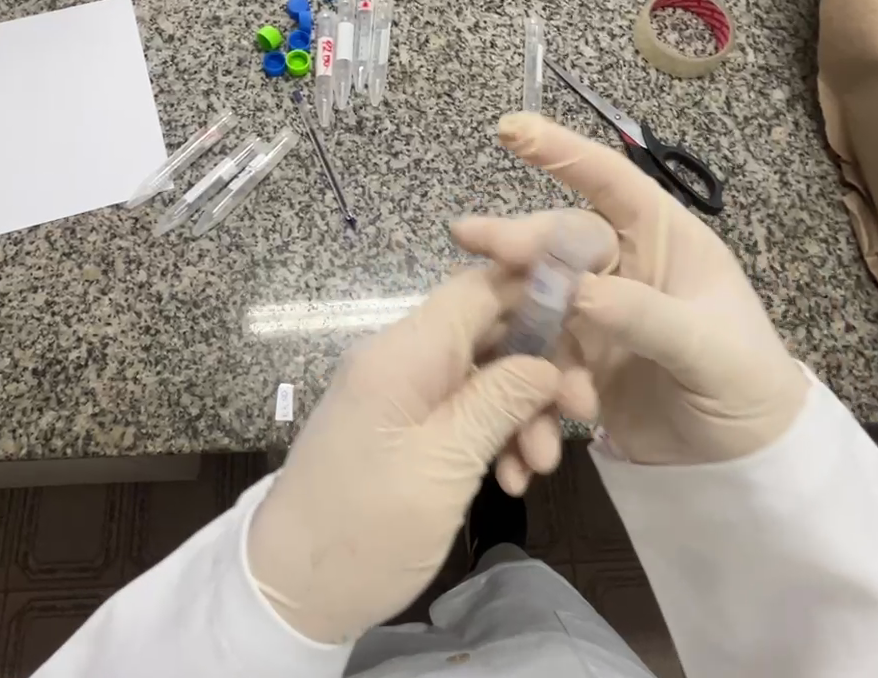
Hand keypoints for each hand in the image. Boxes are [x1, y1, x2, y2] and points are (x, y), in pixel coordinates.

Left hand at [246, 266, 597, 644]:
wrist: (291, 589)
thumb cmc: (366, 527)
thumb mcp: (443, 466)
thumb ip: (497, 402)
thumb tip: (546, 362)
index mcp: (403, 352)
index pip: (476, 288)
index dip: (533, 291)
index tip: (586, 325)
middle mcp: (400, 358)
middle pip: (486, 333)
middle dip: (538, 371)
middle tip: (580, 417)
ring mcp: (399, 392)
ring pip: (480, 376)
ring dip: (519, 414)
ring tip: (539, 468)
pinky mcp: (401, 424)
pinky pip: (458, 410)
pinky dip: (491, 436)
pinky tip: (512, 479)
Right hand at [452, 113, 807, 465]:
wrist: (744, 465)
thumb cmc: (748, 388)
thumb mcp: (711, 351)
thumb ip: (647, 316)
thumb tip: (574, 291)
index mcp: (663, 239)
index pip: (610, 181)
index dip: (562, 150)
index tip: (511, 129)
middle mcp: (620, 264)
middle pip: (556, 240)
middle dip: (515, 241)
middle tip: (468, 236)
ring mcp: (591, 310)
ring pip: (534, 301)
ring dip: (516, 331)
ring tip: (496, 359)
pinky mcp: (572, 354)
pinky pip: (532, 356)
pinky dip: (520, 384)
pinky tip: (519, 425)